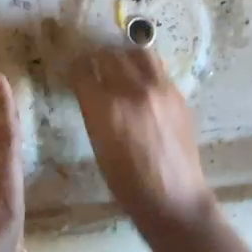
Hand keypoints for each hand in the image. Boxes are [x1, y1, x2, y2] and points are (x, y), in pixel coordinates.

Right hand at [70, 48, 216, 232]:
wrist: (174, 199)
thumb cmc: (128, 183)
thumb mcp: (99, 145)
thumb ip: (93, 109)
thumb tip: (88, 86)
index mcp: (107, 108)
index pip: (83, 71)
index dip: (75, 67)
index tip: (73, 68)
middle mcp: (134, 90)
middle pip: (109, 55)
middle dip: (96, 57)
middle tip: (92, 64)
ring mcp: (160, 89)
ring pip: (137, 52)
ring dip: (123, 54)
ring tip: (118, 63)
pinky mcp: (177, 94)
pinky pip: (157, 68)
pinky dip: (143, 67)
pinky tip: (139, 79)